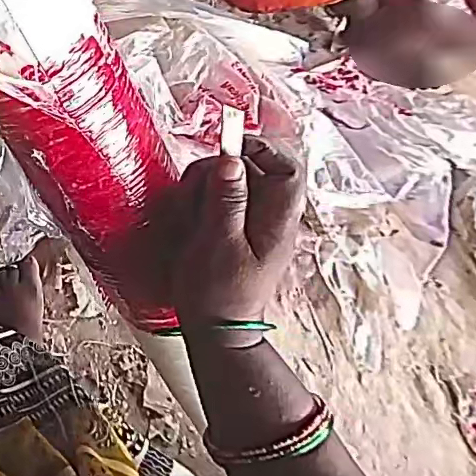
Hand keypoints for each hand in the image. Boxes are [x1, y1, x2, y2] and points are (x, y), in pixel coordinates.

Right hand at [157, 139, 306, 323]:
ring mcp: (248, 223)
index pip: (286, 169)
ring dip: (204, 187)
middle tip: (193, 189)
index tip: (225, 147)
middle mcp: (267, 217)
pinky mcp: (229, 229)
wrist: (214, 327)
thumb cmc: (219, 290)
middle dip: (218, 171)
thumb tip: (232, 160)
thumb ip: (227, 201)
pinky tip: (189, 218)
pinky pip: (216, 201)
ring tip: (190, 210)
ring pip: (229, 184)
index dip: (261, 150)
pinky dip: (199, 201)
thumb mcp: (219, 243)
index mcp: (276, 220)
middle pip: (252, 171)